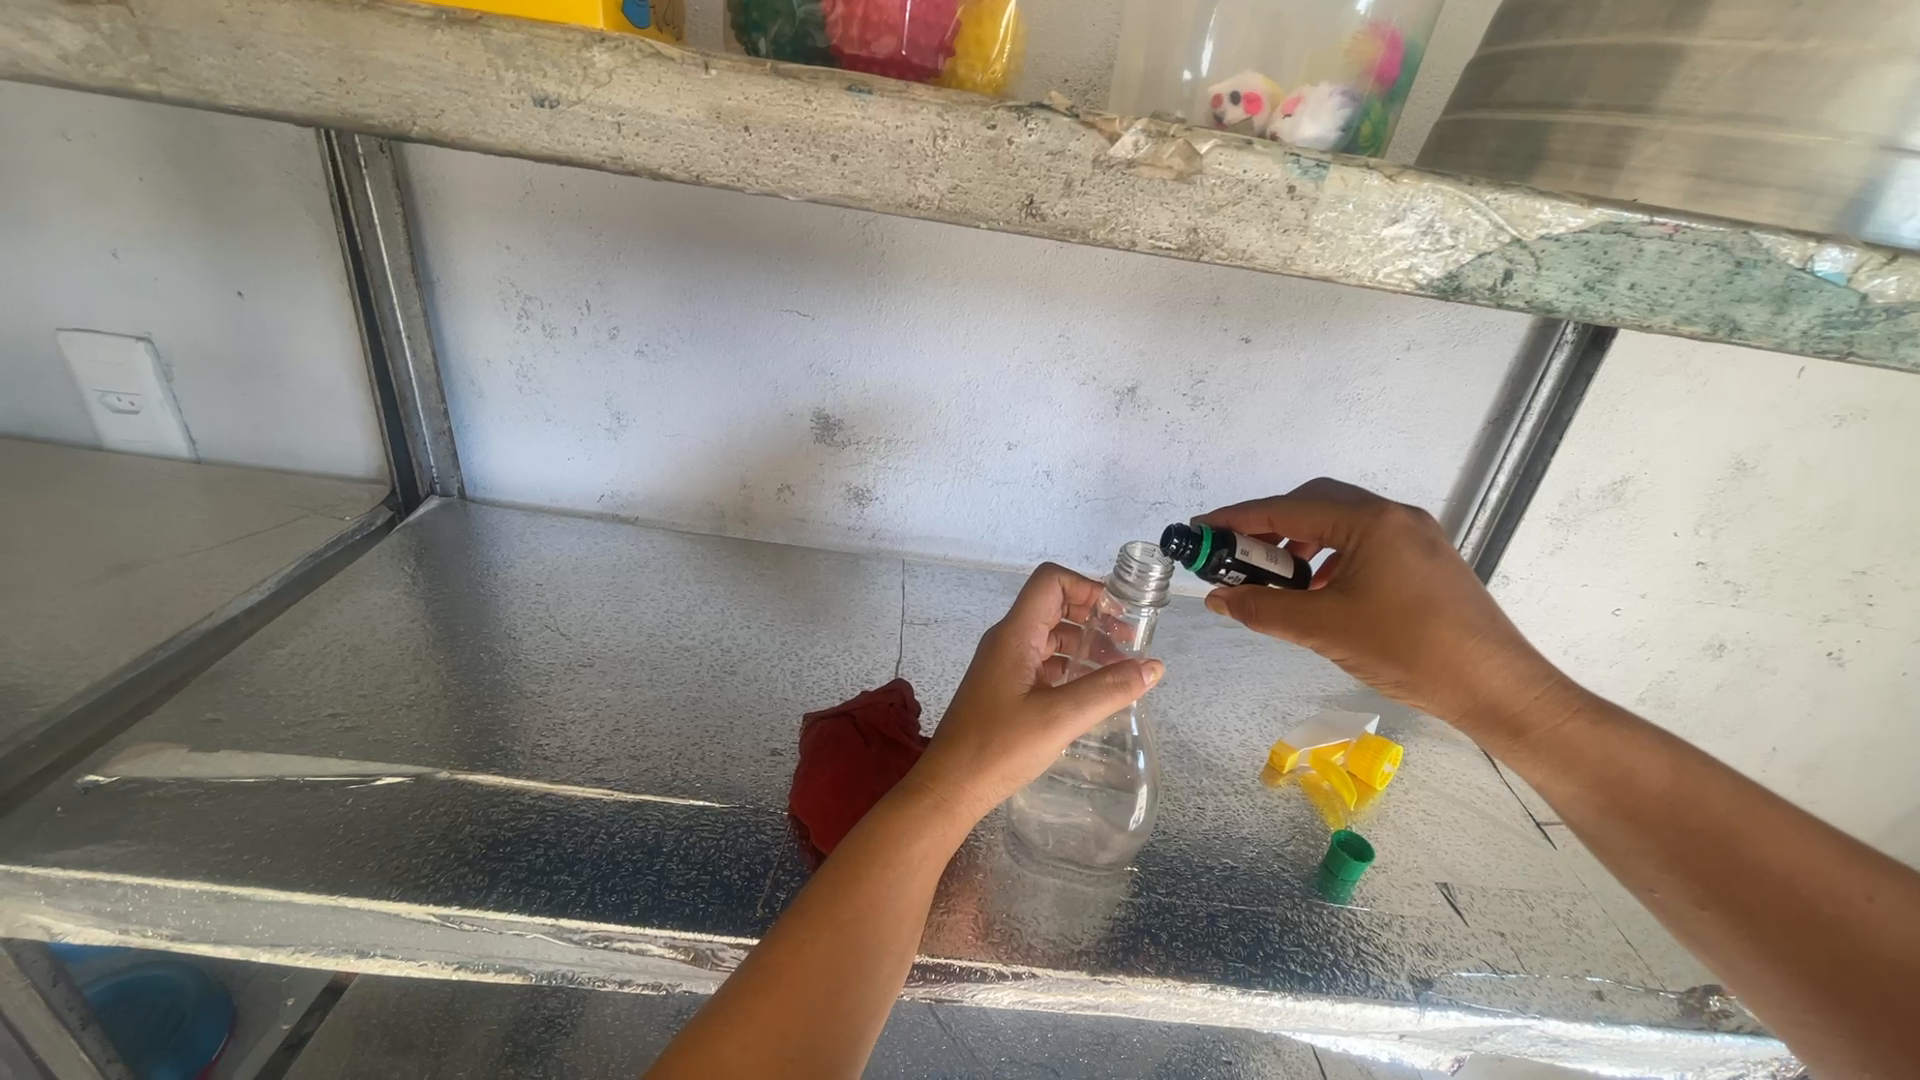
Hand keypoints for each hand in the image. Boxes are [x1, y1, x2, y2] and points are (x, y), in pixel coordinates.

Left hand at [907, 563, 1163, 823]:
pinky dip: (1069, 666)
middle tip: (1129, 643)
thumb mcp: (1060, 718)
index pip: (1051, 581)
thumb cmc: (999, 747)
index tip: (1119, 615)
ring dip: (1083, 643)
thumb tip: (1153, 666)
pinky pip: (1041, 662)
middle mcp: (1007, 640)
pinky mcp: (1004, 688)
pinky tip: (1091, 691)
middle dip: (1092, 616)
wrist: (950, 786)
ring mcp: (1003, 664)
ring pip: (1048, 635)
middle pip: (1053, 605)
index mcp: (1015, 634)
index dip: (1087, 587)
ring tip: (1118, 668)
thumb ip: (1108, 689)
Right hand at [1197, 479, 1570, 743]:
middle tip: (1237, 554)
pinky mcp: (1425, 560)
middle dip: (1270, 526)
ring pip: (1341, 523)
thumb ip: (1263, 607)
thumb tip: (1218, 598)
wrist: (1497, 686)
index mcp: (1371, 522)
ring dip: (1301, 543)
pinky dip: (1330, 558)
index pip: (1288, 509)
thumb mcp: (1323, 629)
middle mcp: (1395, 516)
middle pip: (1316, 503)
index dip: (1239, 518)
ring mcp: (1415, 536)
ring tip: (1277, 577)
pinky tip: (1319, 591)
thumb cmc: (1408, 650)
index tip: (1202, 527)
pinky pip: (1364, 543)